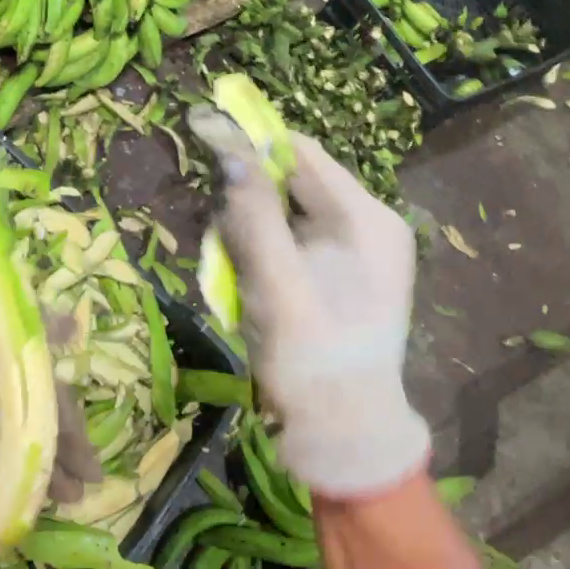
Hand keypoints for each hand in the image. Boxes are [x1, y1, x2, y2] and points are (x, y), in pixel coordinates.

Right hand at [187, 109, 429, 498]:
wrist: (342, 432)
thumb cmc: (311, 357)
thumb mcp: (276, 283)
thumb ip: (253, 214)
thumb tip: (230, 147)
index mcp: (366, 218)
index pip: (300, 151)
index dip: (251, 141)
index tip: (201, 136)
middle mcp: (369, 223)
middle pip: (293, 178)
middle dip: (248, 194)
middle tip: (219, 229)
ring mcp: (359, 248)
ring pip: (287, 207)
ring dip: (250, 225)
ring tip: (234, 265)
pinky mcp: (342, 270)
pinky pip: (292, 236)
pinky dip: (263, 246)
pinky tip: (251, 279)